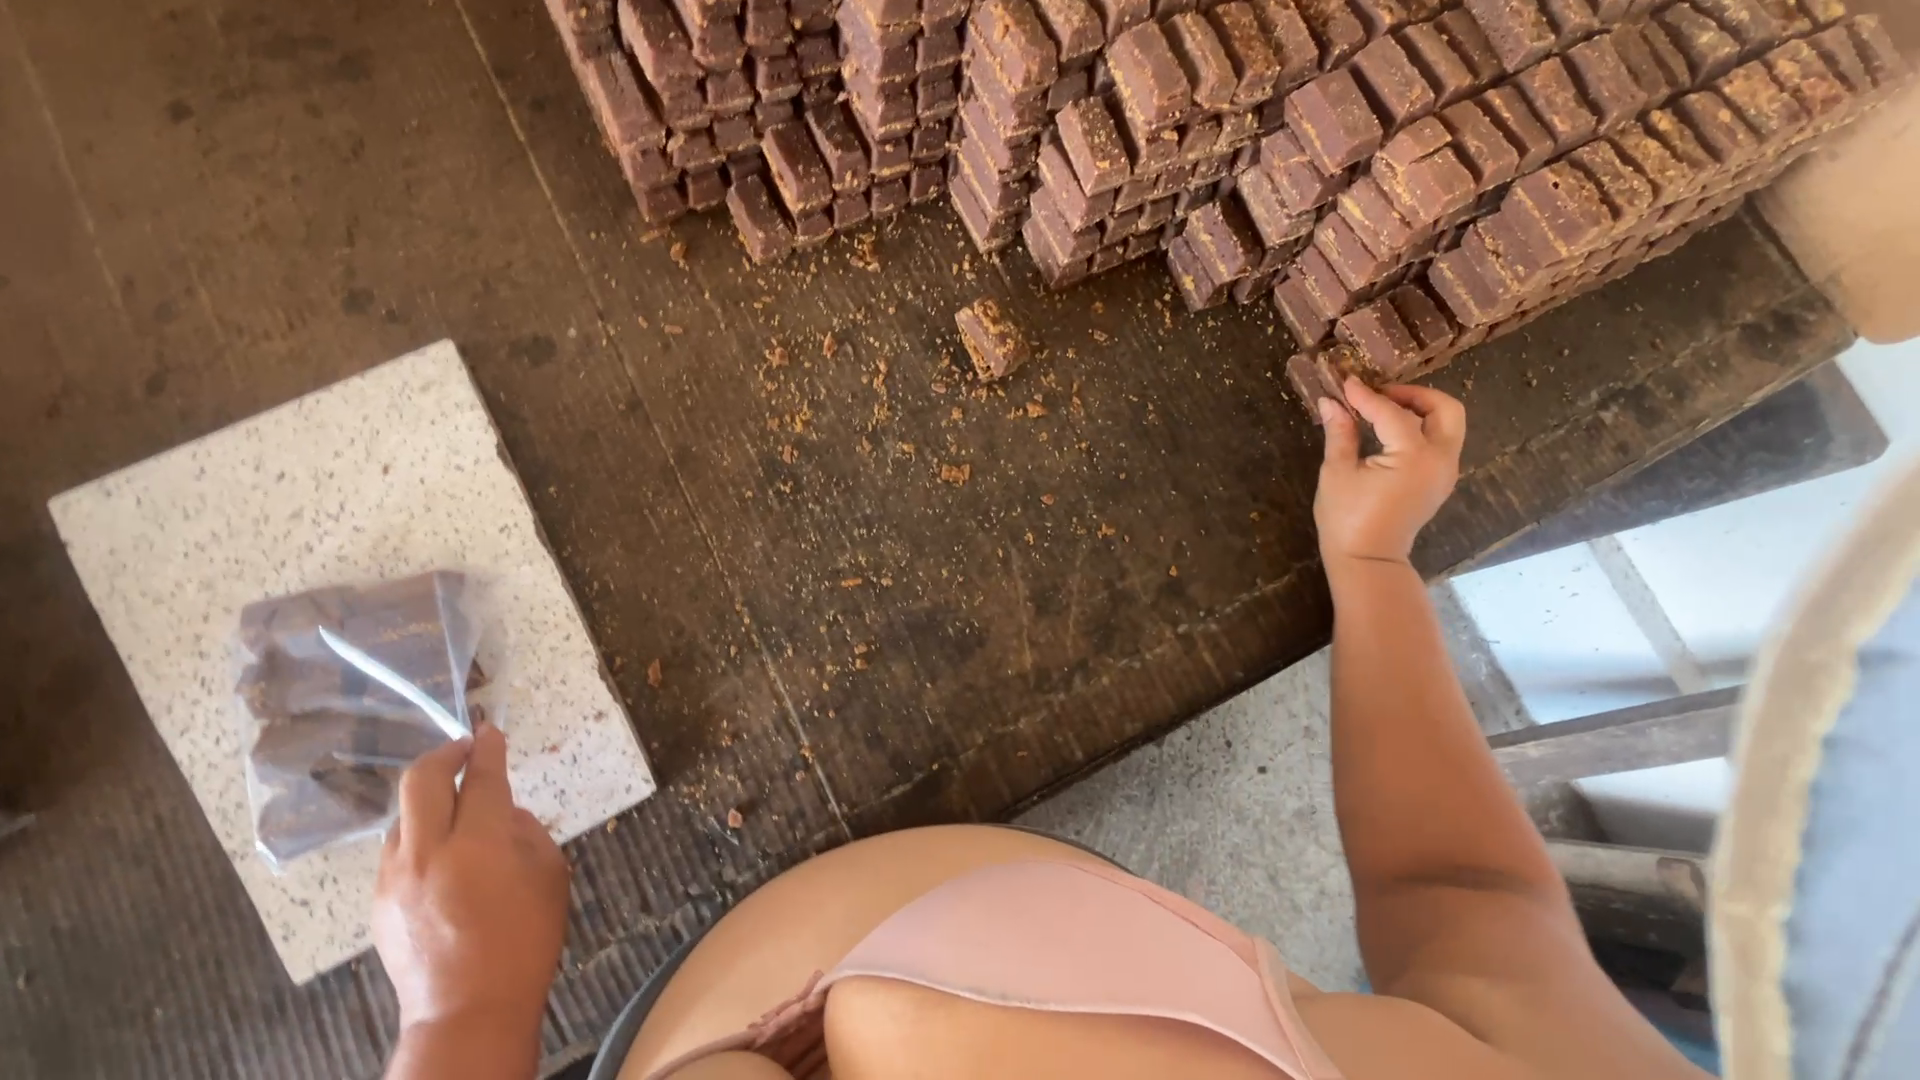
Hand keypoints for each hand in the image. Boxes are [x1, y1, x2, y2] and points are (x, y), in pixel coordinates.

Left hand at [373, 723, 569, 1041]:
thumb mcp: (549, 877)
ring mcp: (395, 878)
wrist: (468, 1010)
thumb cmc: (526, 941)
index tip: (491, 730)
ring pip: (403, 817)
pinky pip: (397, 853)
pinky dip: (419, 839)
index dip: (487, 748)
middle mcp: (427, 852)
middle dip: (444, 754)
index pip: (481, 777)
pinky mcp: (379, 902)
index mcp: (478, 843)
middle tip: (465, 750)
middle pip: (420, 780)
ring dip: (430, 802)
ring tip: (456, 812)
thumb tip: (504, 814)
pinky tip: (442, 858)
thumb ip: (527, 834)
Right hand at [1315, 379, 1465, 565]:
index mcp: (1414, 457)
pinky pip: (1440, 443)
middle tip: (1381, 395)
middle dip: (1414, 395)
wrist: (1367, 560)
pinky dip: (1422, 429)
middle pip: (1444, 409)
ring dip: (1421, 411)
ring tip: (1384, 411)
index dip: (1366, 396)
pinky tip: (1391, 432)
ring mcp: (1445, 471)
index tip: (1346, 383)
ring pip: (1448, 425)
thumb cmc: (1346, 519)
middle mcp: (1440, 460)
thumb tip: (1330, 402)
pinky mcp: (1441, 481)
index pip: (1391, 413)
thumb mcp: (1337, 472)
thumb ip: (1340, 433)